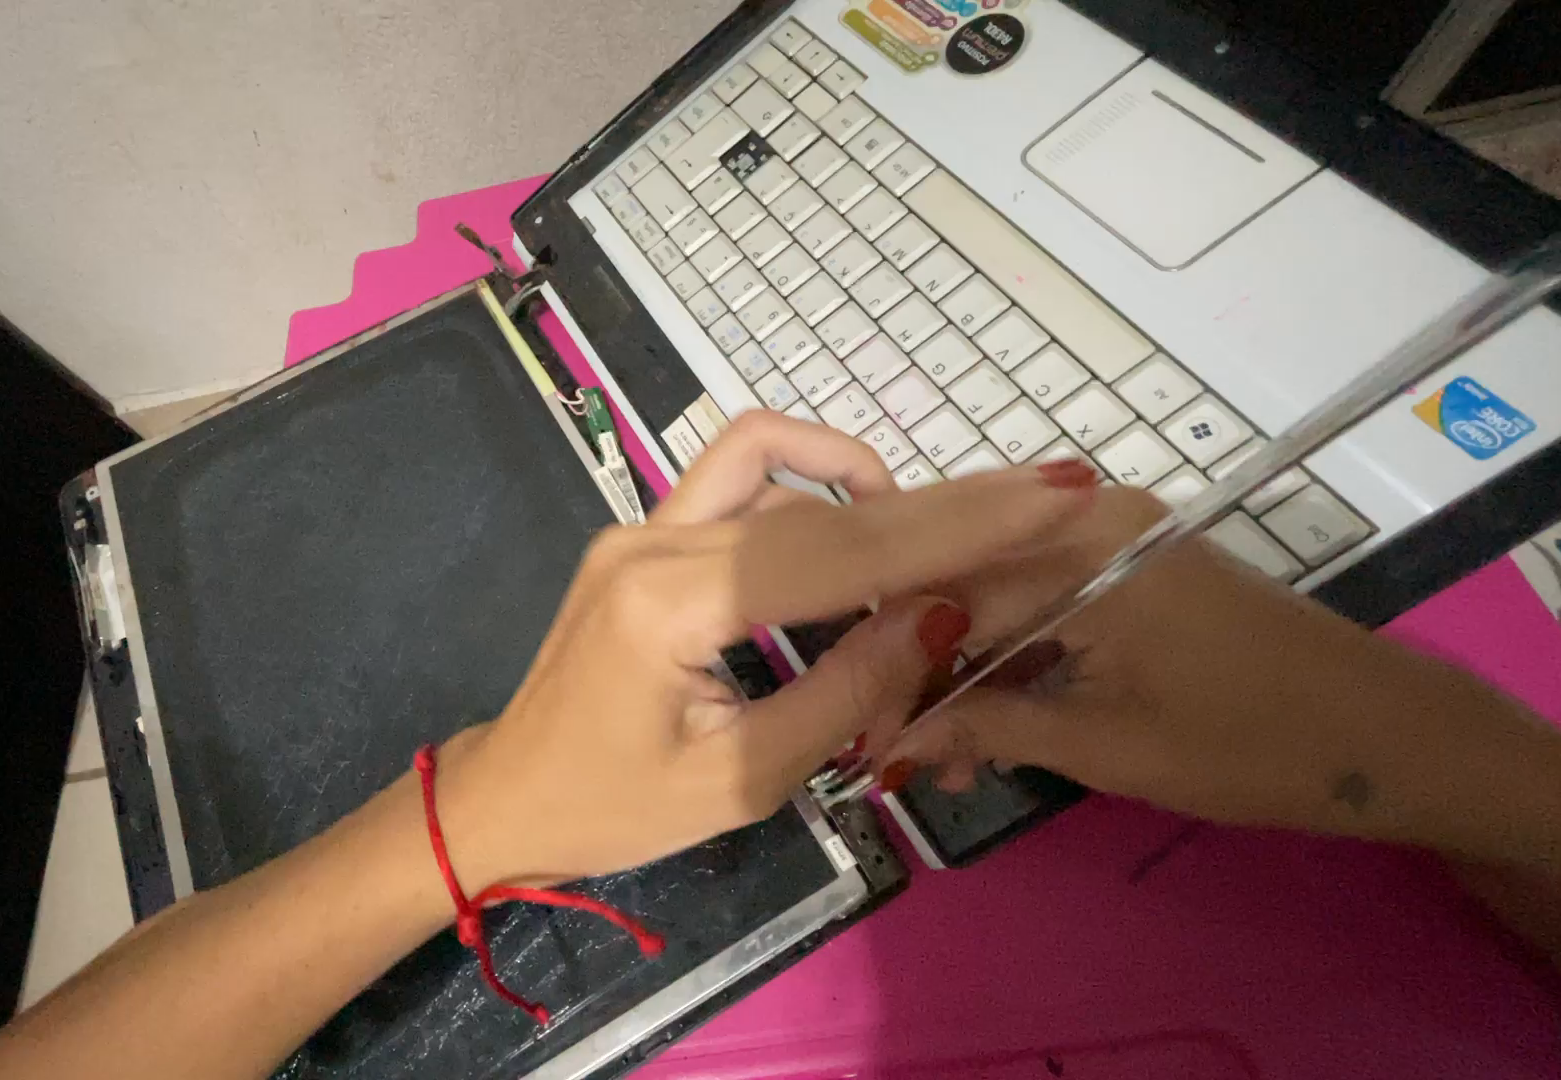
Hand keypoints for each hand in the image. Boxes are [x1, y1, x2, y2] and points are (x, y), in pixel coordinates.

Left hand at [431, 412, 1099, 888]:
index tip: (1049, 495)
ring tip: (928, 542)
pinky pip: (736, 487)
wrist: (511, 792)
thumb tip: (938, 615)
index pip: (835, 548)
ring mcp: (637, 528)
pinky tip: (846, 543)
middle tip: (1027, 495)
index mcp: (668, 604)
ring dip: (859, 487)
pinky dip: (806, 497)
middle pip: (812, 495)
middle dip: (930, 498)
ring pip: (767, 459)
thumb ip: (845, 691)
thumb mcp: (742, 778)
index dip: (950, 525)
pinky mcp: (639, 537)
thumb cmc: (615, 809)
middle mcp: (649, 540)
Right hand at [874, 487, 1560, 867]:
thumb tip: (884, 743)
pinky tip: (994, 713)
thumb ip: (984, 727)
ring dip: (960, 666)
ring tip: (953, 750)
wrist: (1402, 739)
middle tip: (905, 745)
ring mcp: (1099, 529)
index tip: (864, 733)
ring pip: (985, 590)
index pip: (941, 600)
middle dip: (921, 667)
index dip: (894, 672)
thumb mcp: (1103, 744)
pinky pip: (1028, 594)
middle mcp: (1078, 513)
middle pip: (954, 582)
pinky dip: (1003, 652)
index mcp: (1077, 547)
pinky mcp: (1114, 556)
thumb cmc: (1254, 744)